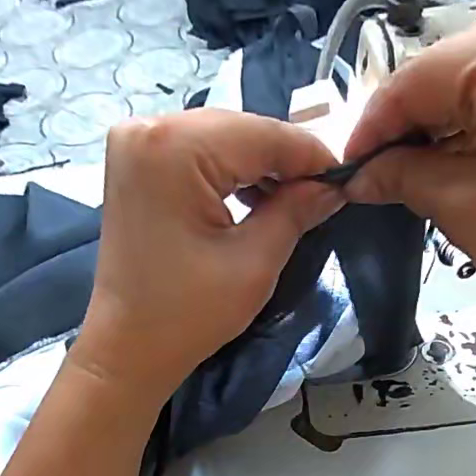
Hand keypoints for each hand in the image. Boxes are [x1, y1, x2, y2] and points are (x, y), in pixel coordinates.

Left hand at [71, 109, 343, 402]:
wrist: (127, 348)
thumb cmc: (188, 314)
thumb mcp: (254, 263)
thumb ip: (296, 211)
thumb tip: (332, 185)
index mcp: (174, 147)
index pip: (262, 133)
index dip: (311, 155)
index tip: (348, 177)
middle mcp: (147, 127)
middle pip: (239, 129)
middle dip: (284, 161)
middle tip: (323, 193)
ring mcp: (134, 143)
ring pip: (219, 139)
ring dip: (257, 166)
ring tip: (291, 201)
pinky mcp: (134, 165)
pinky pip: (195, 154)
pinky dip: (227, 173)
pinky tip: (253, 199)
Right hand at [344, 0, 475, 314]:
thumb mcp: (456, 201)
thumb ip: (396, 174)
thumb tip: (358, 174)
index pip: (409, 82)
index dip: (369, 130)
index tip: (344, 170)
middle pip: (440, 72)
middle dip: (405, 126)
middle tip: (376, 176)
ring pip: (469, 74)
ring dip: (437, 121)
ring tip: (414, 170)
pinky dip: (474, 113)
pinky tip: (457, 150)